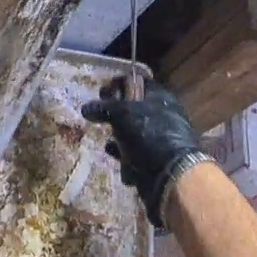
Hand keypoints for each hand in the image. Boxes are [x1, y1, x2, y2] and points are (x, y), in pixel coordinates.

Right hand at [80, 77, 209, 229]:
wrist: (170, 174)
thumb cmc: (147, 134)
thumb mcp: (120, 113)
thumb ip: (103, 108)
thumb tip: (86, 108)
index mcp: (160, 97)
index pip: (137, 82)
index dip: (118, 85)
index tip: (102, 94)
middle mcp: (163, 115)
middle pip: (133, 109)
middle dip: (115, 116)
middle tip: (102, 119)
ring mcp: (162, 138)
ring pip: (133, 134)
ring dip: (119, 140)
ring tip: (110, 144)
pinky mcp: (157, 159)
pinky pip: (137, 154)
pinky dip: (126, 158)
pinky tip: (119, 161)